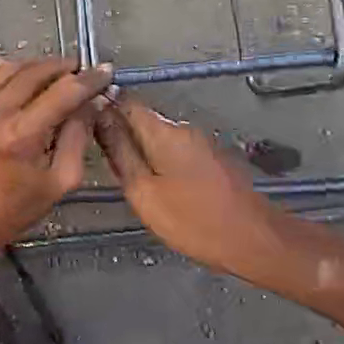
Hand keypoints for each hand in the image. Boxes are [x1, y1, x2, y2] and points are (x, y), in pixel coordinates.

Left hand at [0, 55, 114, 254]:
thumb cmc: (16, 205)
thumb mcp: (61, 181)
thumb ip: (78, 137)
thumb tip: (92, 100)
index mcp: (20, 138)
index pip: (62, 94)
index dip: (87, 79)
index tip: (102, 71)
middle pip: (32, 74)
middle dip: (59, 67)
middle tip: (74, 69)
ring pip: (2, 69)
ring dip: (27, 65)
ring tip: (42, 72)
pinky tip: (1, 66)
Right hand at [93, 97, 281, 274]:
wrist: (256, 241)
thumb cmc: (194, 220)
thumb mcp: (144, 192)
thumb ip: (120, 153)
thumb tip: (100, 116)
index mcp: (163, 130)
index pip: (126, 102)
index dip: (104, 109)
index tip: (86, 127)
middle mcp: (183, 128)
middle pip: (143, 121)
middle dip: (122, 137)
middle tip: (106, 166)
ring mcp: (201, 143)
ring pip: (160, 139)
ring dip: (143, 153)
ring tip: (132, 183)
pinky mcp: (213, 160)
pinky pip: (177, 152)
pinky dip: (163, 164)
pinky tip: (162, 189)